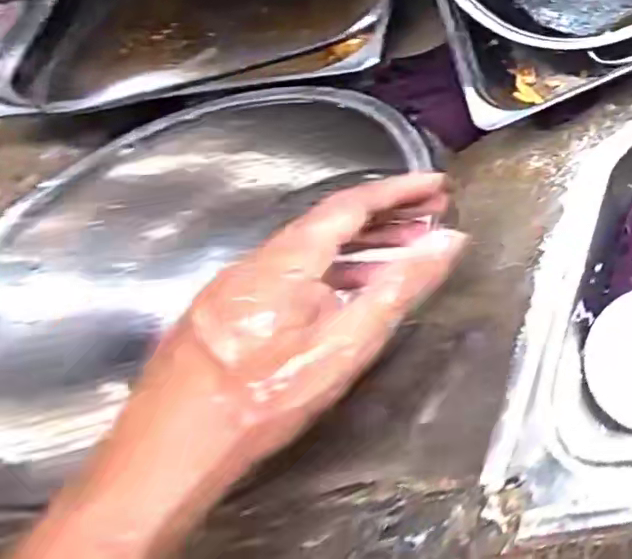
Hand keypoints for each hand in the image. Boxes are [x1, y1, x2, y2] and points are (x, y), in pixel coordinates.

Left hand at [150, 172, 466, 472]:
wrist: (156, 473)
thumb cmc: (260, 404)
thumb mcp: (346, 345)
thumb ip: (401, 286)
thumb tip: (450, 239)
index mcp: (277, 268)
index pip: (346, 207)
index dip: (397, 191)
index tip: (439, 183)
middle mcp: (249, 269)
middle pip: (327, 223)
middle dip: (387, 212)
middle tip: (436, 208)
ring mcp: (230, 294)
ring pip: (309, 248)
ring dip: (365, 239)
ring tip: (412, 245)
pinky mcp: (222, 317)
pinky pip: (292, 272)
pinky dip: (339, 264)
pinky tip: (363, 284)